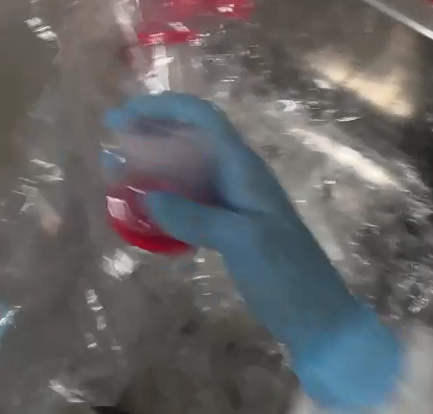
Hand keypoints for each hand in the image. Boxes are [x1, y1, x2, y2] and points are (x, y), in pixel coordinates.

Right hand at [107, 93, 401, 410]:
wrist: (322, 324)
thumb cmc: (288, 276)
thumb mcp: (242, 242)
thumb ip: (193, 217)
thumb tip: (144, 197)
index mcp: (243, 166)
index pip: (199, 117)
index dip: (160, 108)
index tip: (122, 118)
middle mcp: (235, 173)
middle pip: (187, 135)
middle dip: (149, 129)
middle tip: (111, 138)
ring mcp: (231, 199)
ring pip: (183, 165)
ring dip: (150, 161)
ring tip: (116, 169)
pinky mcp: (226, 223)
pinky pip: (186, 196)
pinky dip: (160, 194)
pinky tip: (141, 207)